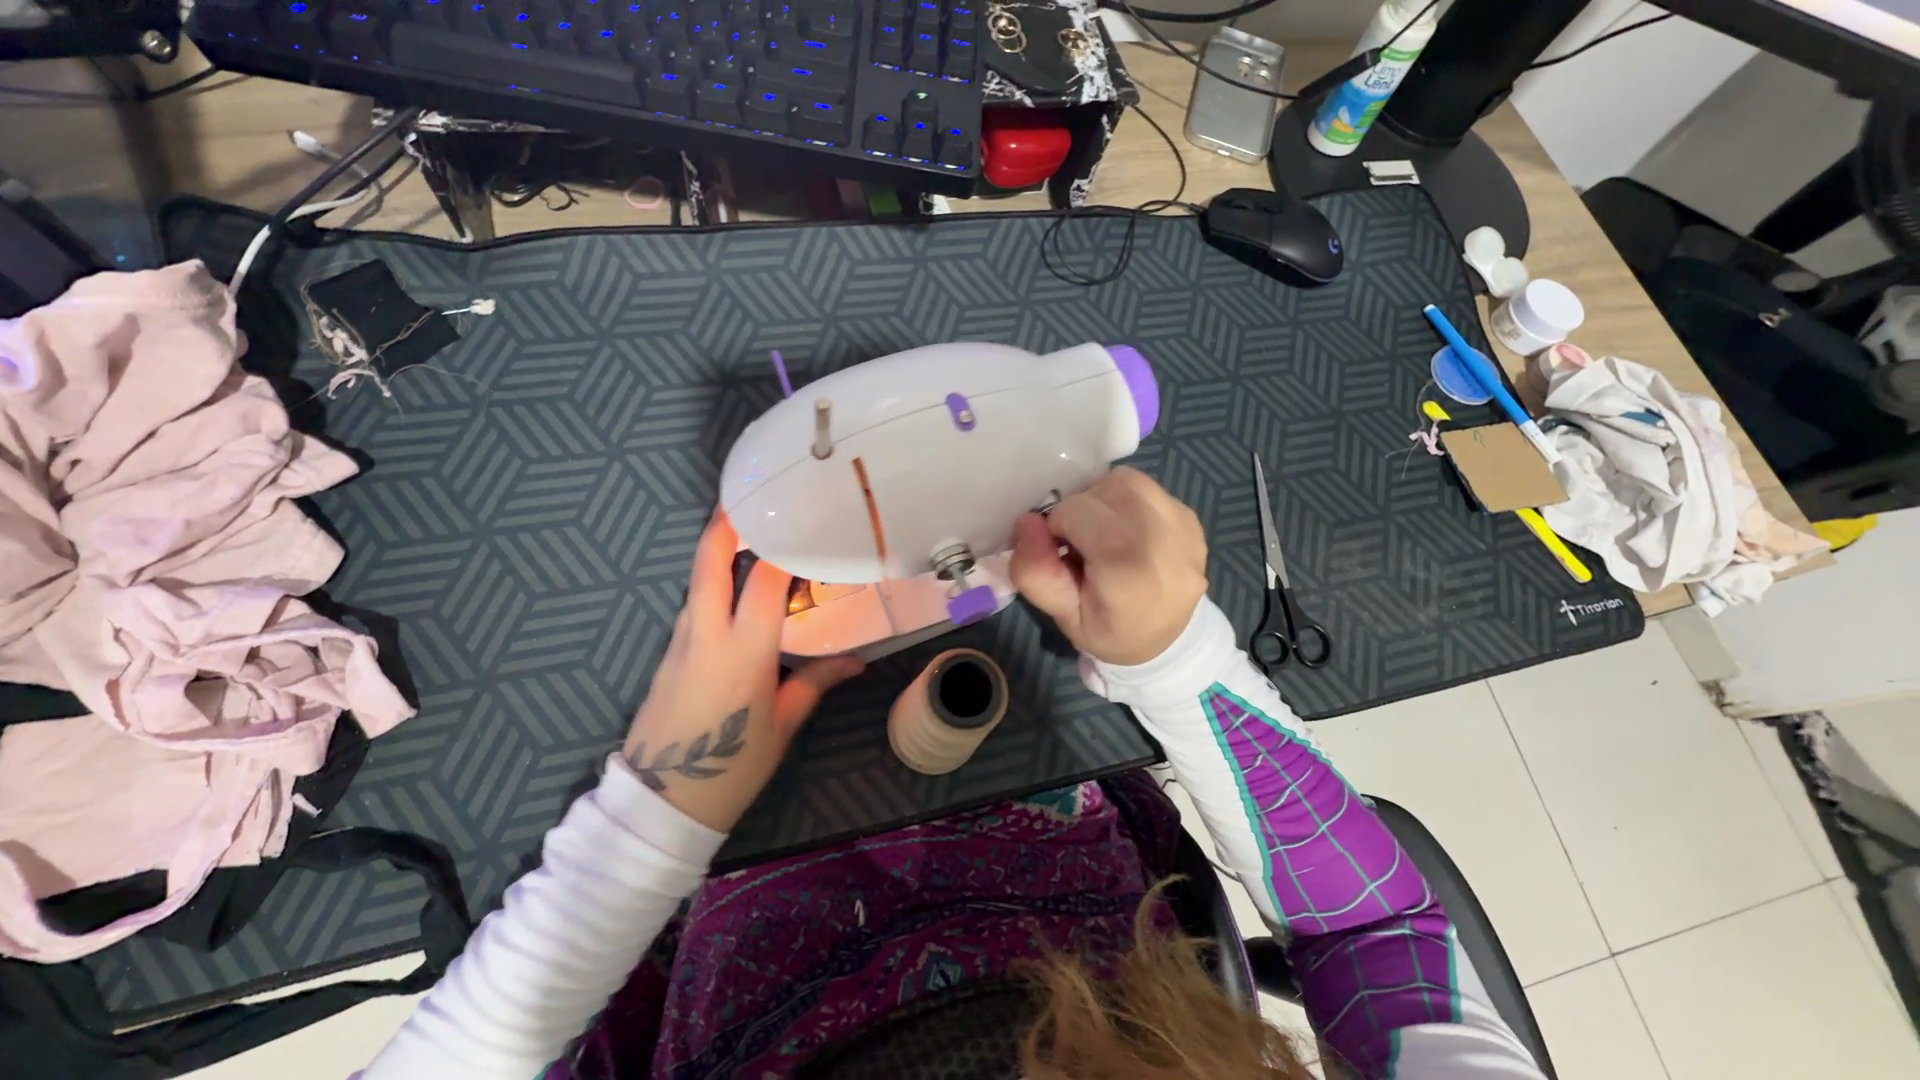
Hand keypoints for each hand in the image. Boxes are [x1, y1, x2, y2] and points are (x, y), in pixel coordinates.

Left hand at [622, 512, 863, 831]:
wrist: (661, 804)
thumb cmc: (733, 767)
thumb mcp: (782, 725)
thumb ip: (815, 682)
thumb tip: (854, 660)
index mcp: (743, 649)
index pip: (764, 576)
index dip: (783, 544)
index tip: (802, 519)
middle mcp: (705, 633)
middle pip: (709, 560)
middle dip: (726, 523)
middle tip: (752, 499)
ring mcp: (679, 642)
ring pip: (698, 582)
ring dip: (720, 556)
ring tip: (754, 543)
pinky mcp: (667, 655)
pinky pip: (692, 608)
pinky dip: (713, 589)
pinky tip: (736, 598)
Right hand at [1009, 466, 1208, 666]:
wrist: (1169, 642)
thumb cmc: (1110, 632)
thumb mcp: (1064, 617)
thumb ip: (1037, 573)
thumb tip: (1027, 521)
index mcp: (1128, 570)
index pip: (1076, 510)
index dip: (1058, 526)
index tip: (1062, 553)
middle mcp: (1164, 539)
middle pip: (1103, 489)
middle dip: (1081, 509)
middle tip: (1081, 543)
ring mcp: (1183, 526)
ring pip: (1127, 480)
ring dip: (1104, 499)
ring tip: (1102, 532)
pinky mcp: (1191, 518)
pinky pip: (1148, 489)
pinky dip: (1129, 503)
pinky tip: (1129, 533)